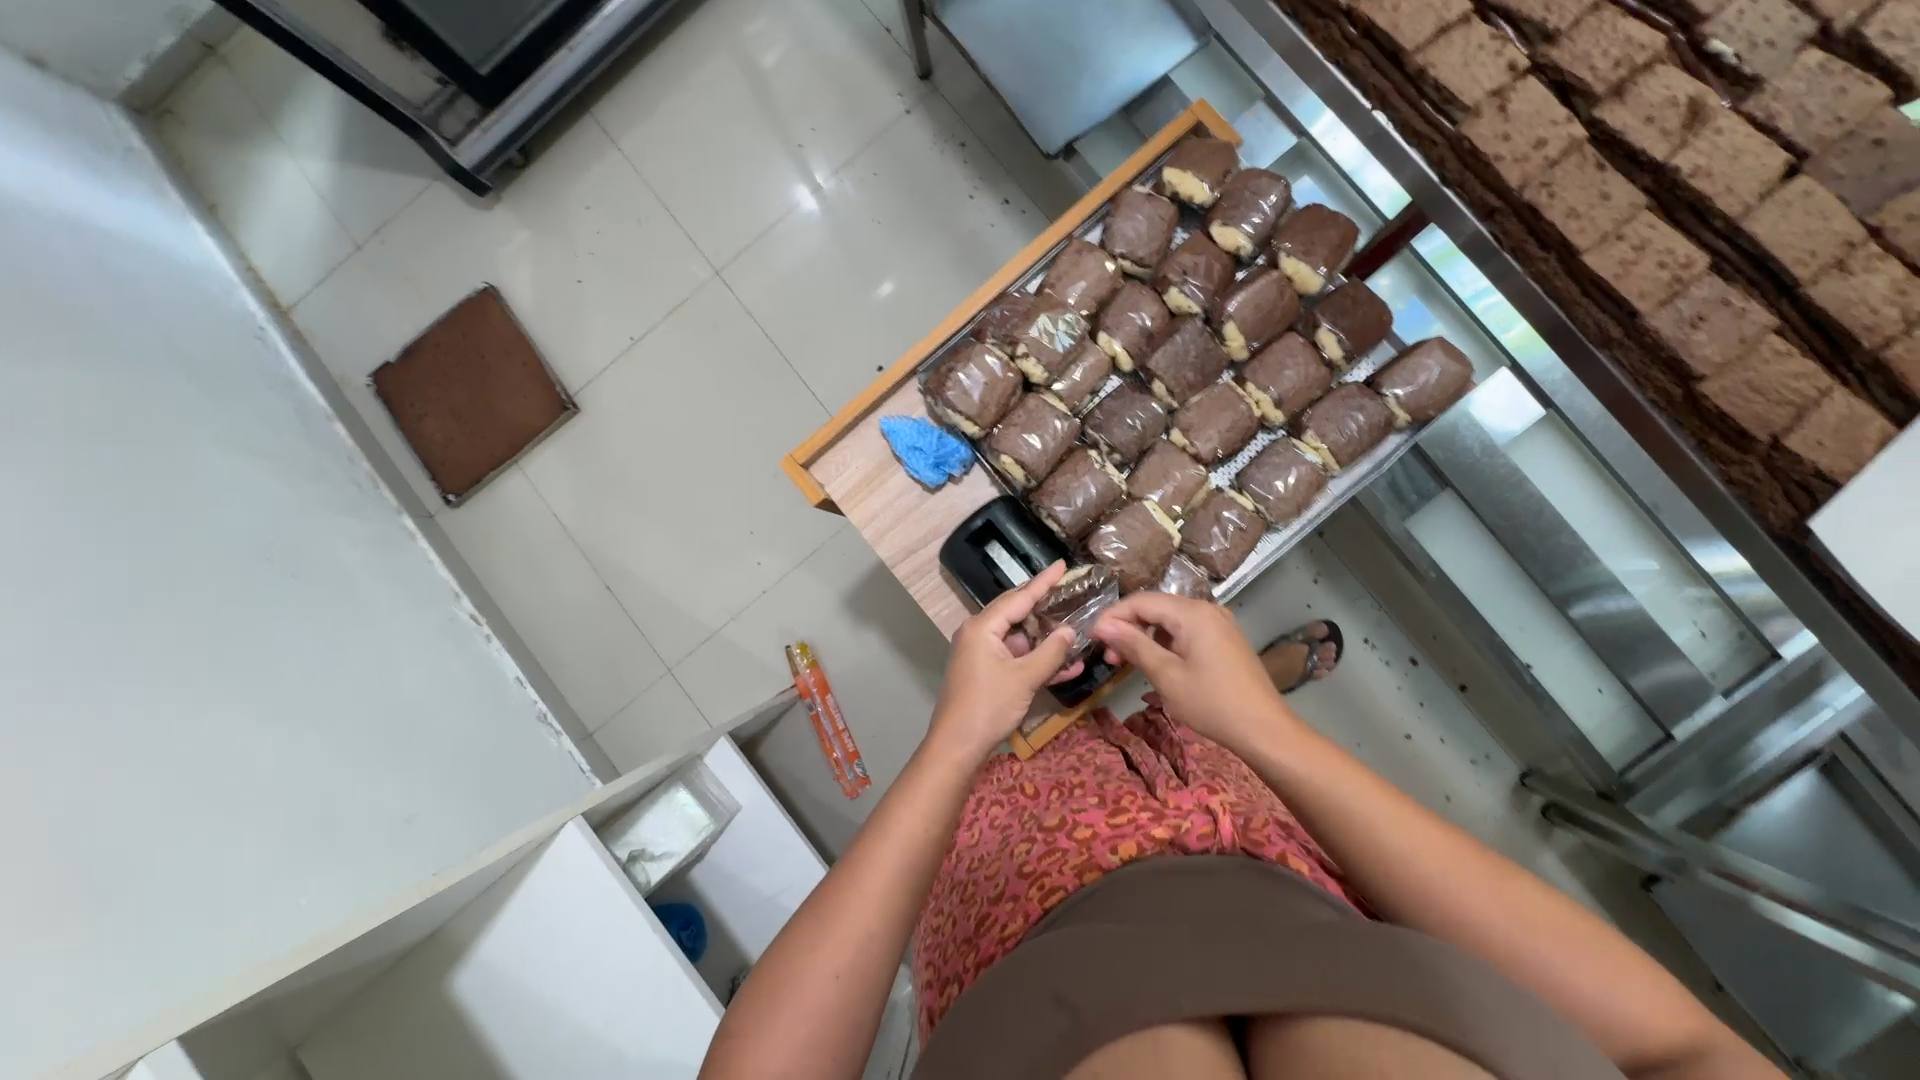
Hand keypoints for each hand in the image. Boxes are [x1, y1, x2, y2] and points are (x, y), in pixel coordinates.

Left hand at [927, 561, 1082, 762]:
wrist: (957, 745)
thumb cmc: (988, 706)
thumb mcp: (1024, 678)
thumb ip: (1050, 652)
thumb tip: (1070, 630)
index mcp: (982, 627)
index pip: (1019, 598)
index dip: (1043, 582)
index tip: (1061, 565)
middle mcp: (979, 634)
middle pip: (1018, 614)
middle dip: (1046, 608)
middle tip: (1071, 593)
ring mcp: (982, 655)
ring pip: (1020, 640)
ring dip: (1047, 642)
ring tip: (1078, 633)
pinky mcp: (987, 674)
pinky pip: (1016, 659)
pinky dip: (1037, 662)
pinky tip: (1068, 667)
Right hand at [1091, 592, 1298, 753]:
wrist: (1264, 729)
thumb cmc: (1212, 703)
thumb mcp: (1166, 675)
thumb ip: (1134, 645)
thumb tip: (1103, 625)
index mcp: (1192, 613)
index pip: (1140, 601)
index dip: (1112, 616)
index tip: (1091, 639)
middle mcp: (1206, 609)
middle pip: (1156, 607)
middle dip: (1127, 627)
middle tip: (1108, 657)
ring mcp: (1218, 623)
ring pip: (1170, 620)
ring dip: (1145, 636)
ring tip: (1127, 663)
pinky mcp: (1224, 639)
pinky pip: (1186, 631)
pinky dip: (1166, 642)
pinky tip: (1156, 664)